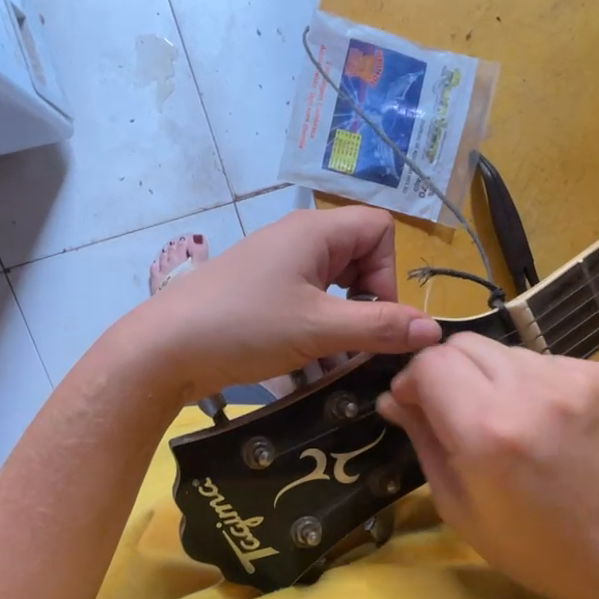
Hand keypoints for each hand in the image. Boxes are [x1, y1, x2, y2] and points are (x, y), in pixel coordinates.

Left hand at [113, 206, 441, 401]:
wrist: (163, 350)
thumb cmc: (245, 327)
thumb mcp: (320, 329)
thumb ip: (379, 328)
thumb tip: (435, 330)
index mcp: (314, 231)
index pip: (379, 228)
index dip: (389, 271)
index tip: (377, 315)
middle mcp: (297, 241)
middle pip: (358, 260)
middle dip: (367, 305)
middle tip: (357, 344)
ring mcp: (276, 270)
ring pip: (332, 291)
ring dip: (341, 329)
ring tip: (331, 367)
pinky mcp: (259, 297)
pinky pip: (306, 308)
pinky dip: (315, 336)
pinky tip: (306, 370)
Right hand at [377, 333, 598, 598]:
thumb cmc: (532, 545)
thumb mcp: (459, 505)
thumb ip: (423, 440)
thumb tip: (393, 396)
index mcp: (486, 431)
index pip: (430, 363)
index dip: (413, 380)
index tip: (413, 405)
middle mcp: (529, 392)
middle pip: (463, 344)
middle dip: (446, 373)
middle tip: (454, 413)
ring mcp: (572, 378)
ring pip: (502, 351)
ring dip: (488, 377)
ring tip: (505, 422)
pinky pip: (541, 361)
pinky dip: (528, 384)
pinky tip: (541, 422)